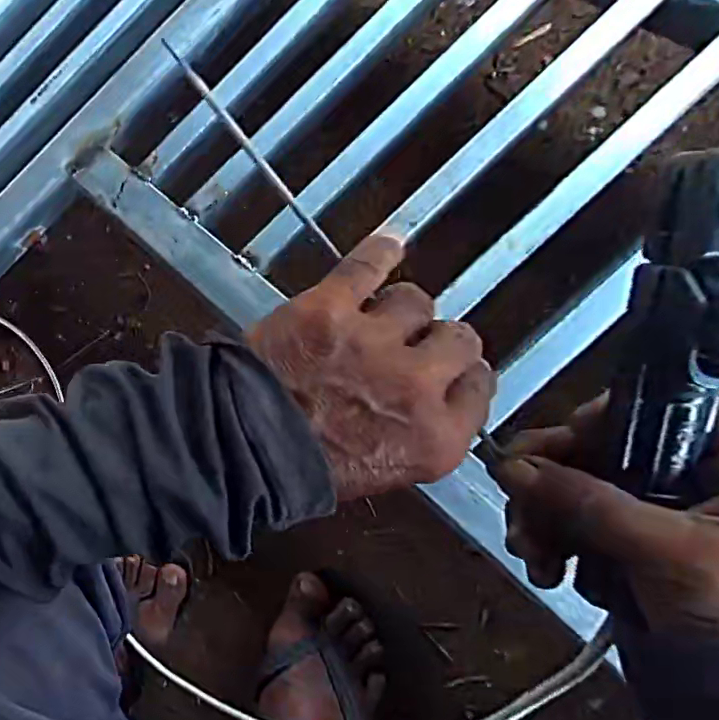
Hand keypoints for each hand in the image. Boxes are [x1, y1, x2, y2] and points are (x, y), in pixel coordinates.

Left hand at [247, 232, 494, 500]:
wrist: (240, 447)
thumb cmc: (302, 470)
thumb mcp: (384, 473)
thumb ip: (419, 435)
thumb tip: (432, 405)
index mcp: (436, 438)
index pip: (478, 386)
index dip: (461, 373)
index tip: (449, 369)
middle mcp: (417, 387)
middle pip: (457, 339)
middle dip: (436, 339)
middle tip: (410, 343)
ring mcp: (374, 342)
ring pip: (414, 302)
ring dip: (398, 308)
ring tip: (376, 315)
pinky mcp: (330, 309)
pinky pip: (367, 266)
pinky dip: (379, 252)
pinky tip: (388, 246)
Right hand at [495, 396, 718, 634]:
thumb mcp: (676, 558)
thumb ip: (593, 504)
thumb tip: (512, 465)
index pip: (689, 412)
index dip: (627, 412)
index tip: (573, 433)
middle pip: (623, 452)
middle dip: (561, 476)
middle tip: (519, 492)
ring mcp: (679, 525)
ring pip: (595, 491)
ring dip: (549, 515)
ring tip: (530, 550)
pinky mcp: (646, 555)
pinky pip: (590, 528)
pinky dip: (559, 542)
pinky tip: (545, 567)